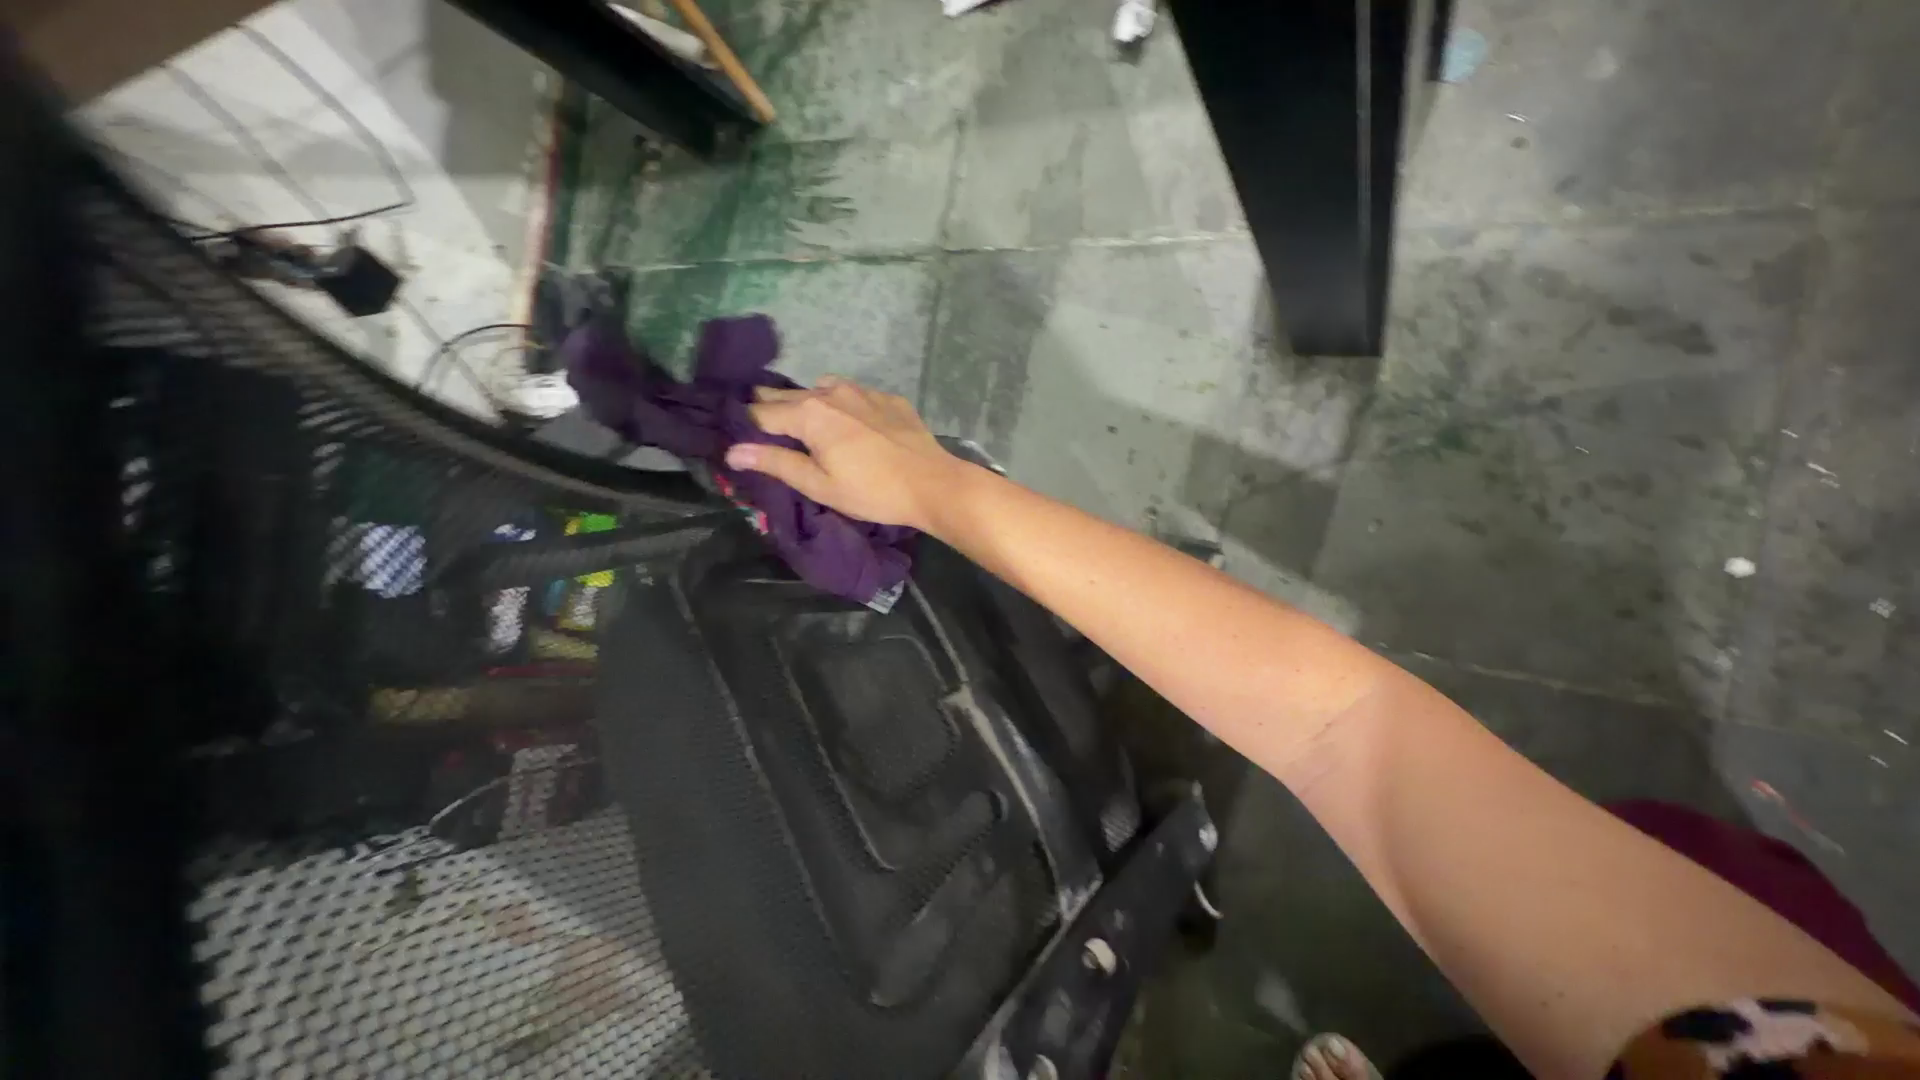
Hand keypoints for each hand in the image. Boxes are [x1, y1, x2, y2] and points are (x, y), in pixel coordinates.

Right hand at [724, 377, 968, 530]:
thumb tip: (732, 451)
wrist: (932, 483)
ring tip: (802, 421)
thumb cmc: (872, 491)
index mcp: (809, 414)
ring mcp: (863, 391)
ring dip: (807, 401)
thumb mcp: (819, 484)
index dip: (745, 424)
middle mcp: (832, 392)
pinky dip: (841, 404)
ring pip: (821, 388)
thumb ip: (776, 463)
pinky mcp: (888, 398)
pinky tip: (847, 423)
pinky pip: (853, 394)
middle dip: (770, 407)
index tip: (733, 433)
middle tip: (757, 424)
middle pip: (788, 395)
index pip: (762, 412)